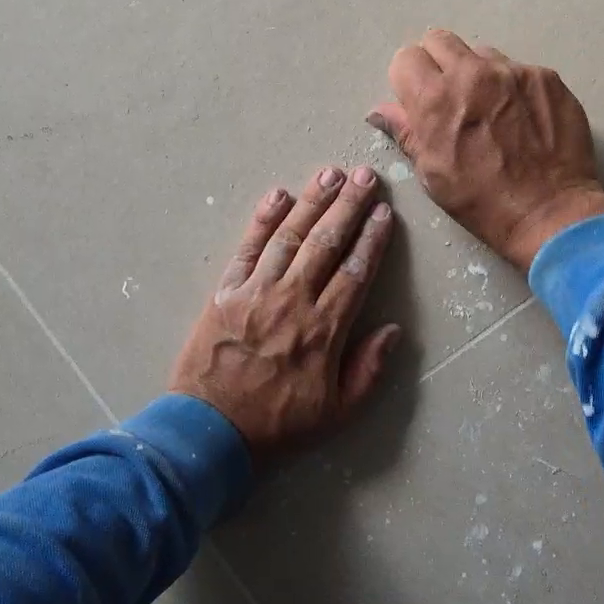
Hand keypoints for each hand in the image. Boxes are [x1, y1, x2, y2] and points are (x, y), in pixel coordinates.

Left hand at [169, 166, 402, 457]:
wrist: (211, 430)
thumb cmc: (279, 424)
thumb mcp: (338, 411)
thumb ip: (369, 370)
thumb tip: (392, 330)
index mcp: (325, 329)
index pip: (356, 271)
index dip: (372, 239)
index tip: (385, 213)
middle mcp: (293, 300)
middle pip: (326, 243)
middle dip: (349, 206)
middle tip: (366, 175)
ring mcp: (256, 292)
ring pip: (289, 236)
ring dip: (312, 202)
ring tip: (330, 174)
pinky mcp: (225, 292)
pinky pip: (247, 249)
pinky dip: (263, 220)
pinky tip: (278, 196)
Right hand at [367, 30, 603, 271]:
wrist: (549, 212)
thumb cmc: (483, 203)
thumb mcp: (433, 175)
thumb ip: (407, 132)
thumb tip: (380, 111)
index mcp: (436, 100)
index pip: (406, 57)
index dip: (409, 80)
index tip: (419, 101)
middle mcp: (473, 74)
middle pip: (440, 40)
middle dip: (438, 65)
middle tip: (451, 99)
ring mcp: (514, 72)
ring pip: (482, 54)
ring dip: (478, 75)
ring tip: (491, 112)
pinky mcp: (547, 78)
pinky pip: (519, 70)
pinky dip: (513, 89)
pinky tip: (522, 120)